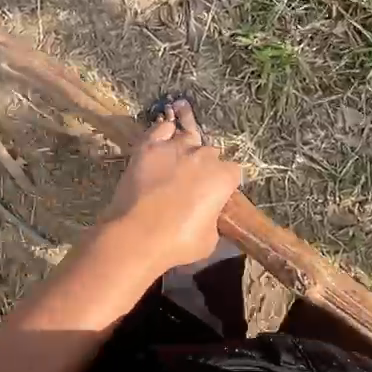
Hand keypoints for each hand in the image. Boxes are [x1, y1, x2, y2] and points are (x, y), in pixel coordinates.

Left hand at [98, 99, 241, 274]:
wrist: (137, 234)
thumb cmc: (178, 242)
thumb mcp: (209, 239)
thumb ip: (213, 218)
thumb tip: (209, 214)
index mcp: (222, 177)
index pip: (234, 171)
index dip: (226, 183)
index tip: (218, 194)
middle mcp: (202, 156)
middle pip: (211, 153)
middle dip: (207, 166)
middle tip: (194, 185)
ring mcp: (175, 147)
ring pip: (188, 138)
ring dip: (187, 149)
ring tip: (178, 163)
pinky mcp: (149, 147)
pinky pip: (161, 129)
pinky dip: (165, 133)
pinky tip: (163, 143)